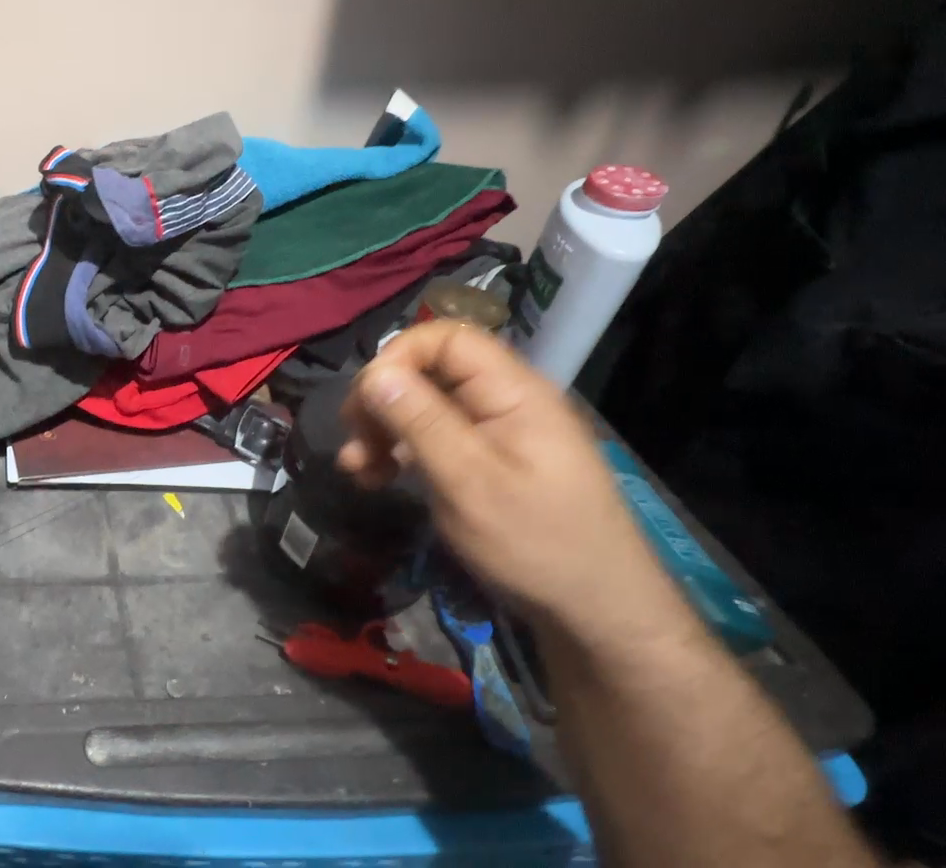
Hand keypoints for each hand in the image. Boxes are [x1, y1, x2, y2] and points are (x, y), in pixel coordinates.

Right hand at [337, 322, 691, 642]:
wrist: (596, 613)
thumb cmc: (535, 543)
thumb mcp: (467, 482)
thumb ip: (420, 422)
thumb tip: (374, 373)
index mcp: (513, 393)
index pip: (446, 338)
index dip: (398, 358)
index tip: (365, 402)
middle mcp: (506, 402)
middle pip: (429, 371)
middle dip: (382, 401)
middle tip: (353, 442)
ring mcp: (498, 433)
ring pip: (425, 406)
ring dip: (383, 431)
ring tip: (358, 470)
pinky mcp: (489, 462)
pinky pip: (435, 438)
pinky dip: (401, 452)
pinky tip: (378, 479)